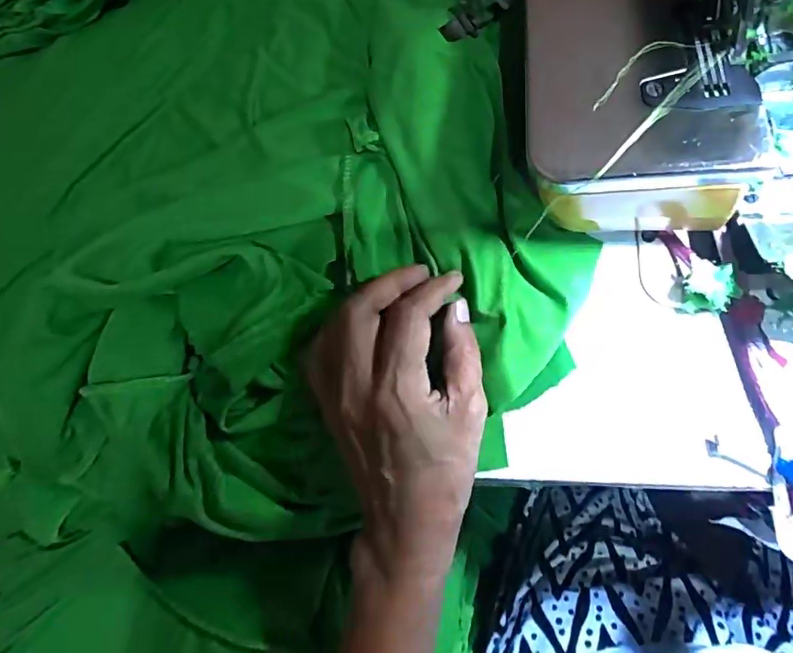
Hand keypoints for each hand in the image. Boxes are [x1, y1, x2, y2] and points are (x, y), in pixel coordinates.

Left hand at [305, 265, 486, 587]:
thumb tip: (454, 306)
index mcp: (396, 389)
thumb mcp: (471, 411)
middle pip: (361, 308)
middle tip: (421, 273)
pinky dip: (341, 322)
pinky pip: (320, 346)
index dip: (432, 289)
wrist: (402, 520)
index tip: (453, 279)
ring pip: (336, 322)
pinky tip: (364, 318)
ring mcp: (333, 392)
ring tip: (396, 288)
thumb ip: (462, 353)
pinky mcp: (323, 400)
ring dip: (366, 295)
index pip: (408, 316)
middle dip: (392, 280)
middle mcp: (356, 384)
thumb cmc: (446, 468)